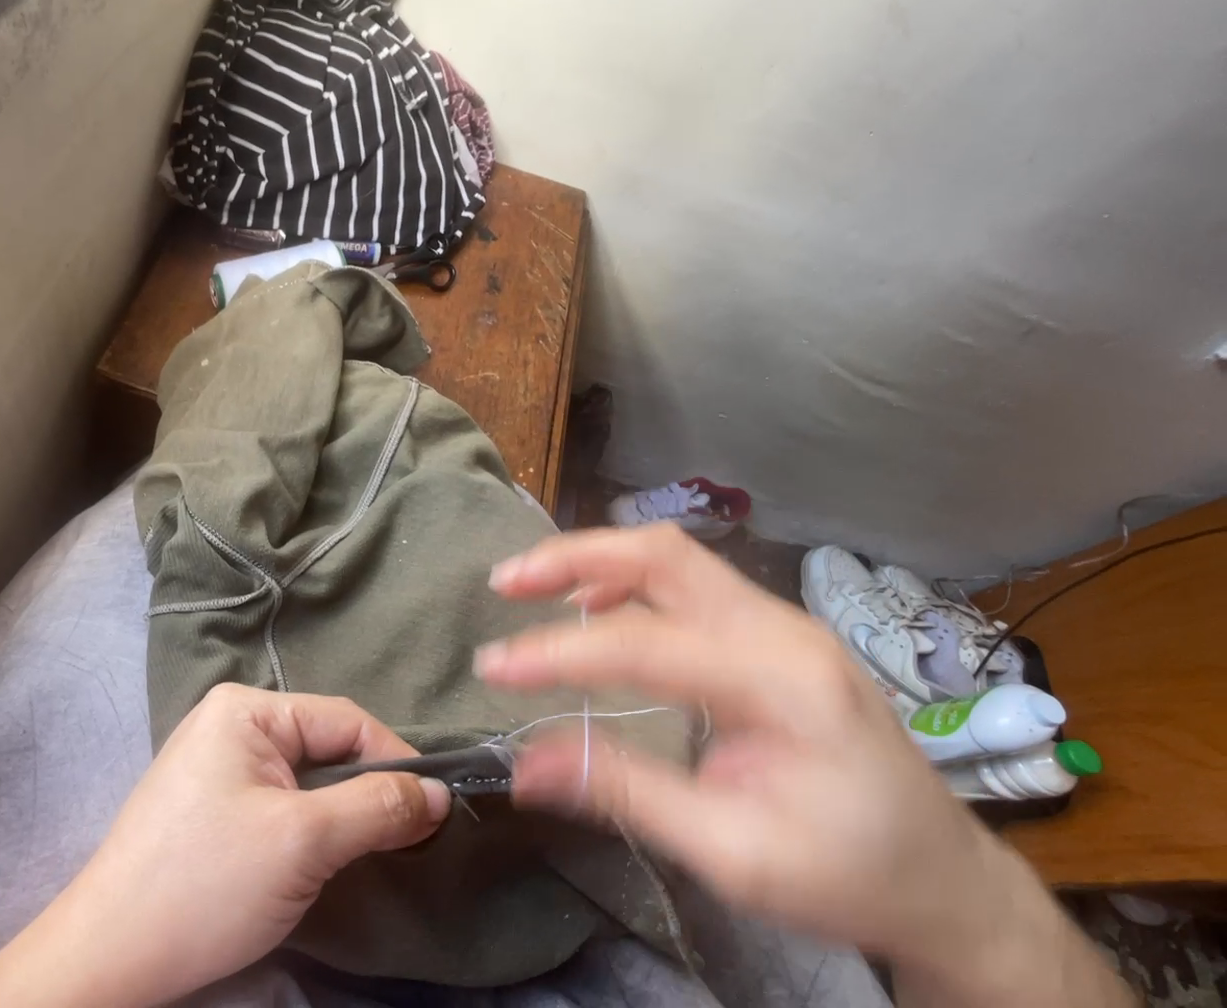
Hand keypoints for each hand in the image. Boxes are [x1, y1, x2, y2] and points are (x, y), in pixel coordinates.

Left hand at [0, 684, 450, 1007]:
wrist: (113, 955)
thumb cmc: (209, 882)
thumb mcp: (305, 840)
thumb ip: (377, 808)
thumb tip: (438, 793)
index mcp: (245, 709)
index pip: (345, 720)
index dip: (396, 761)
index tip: (437, 811)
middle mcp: (229, 723)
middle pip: (326, 746)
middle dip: (369, 790)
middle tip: (410, 837)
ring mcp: (216, 765)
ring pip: (306, 778)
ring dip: (343, 812)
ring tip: (372, 850)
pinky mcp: (210, 805)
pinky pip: (280, 801)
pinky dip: (312, 826)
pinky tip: (324, 857)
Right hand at [477, 524, 1130, 1007]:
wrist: (947, 883)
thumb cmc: (845, 875)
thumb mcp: (731, 853)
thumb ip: (625, 792)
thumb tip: (522, 764)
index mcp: (782, 684)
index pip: (643, 644)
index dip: (556, 652)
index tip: (490, 670)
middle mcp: (782, 630)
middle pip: (663, 554)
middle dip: (573, 557)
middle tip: (505, 582)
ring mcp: (781, 624)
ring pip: (673, 556)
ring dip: (593, 560)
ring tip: (530, 586)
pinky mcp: (772, 634)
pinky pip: (687, 582)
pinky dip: (624, 580)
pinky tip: (590, 606)